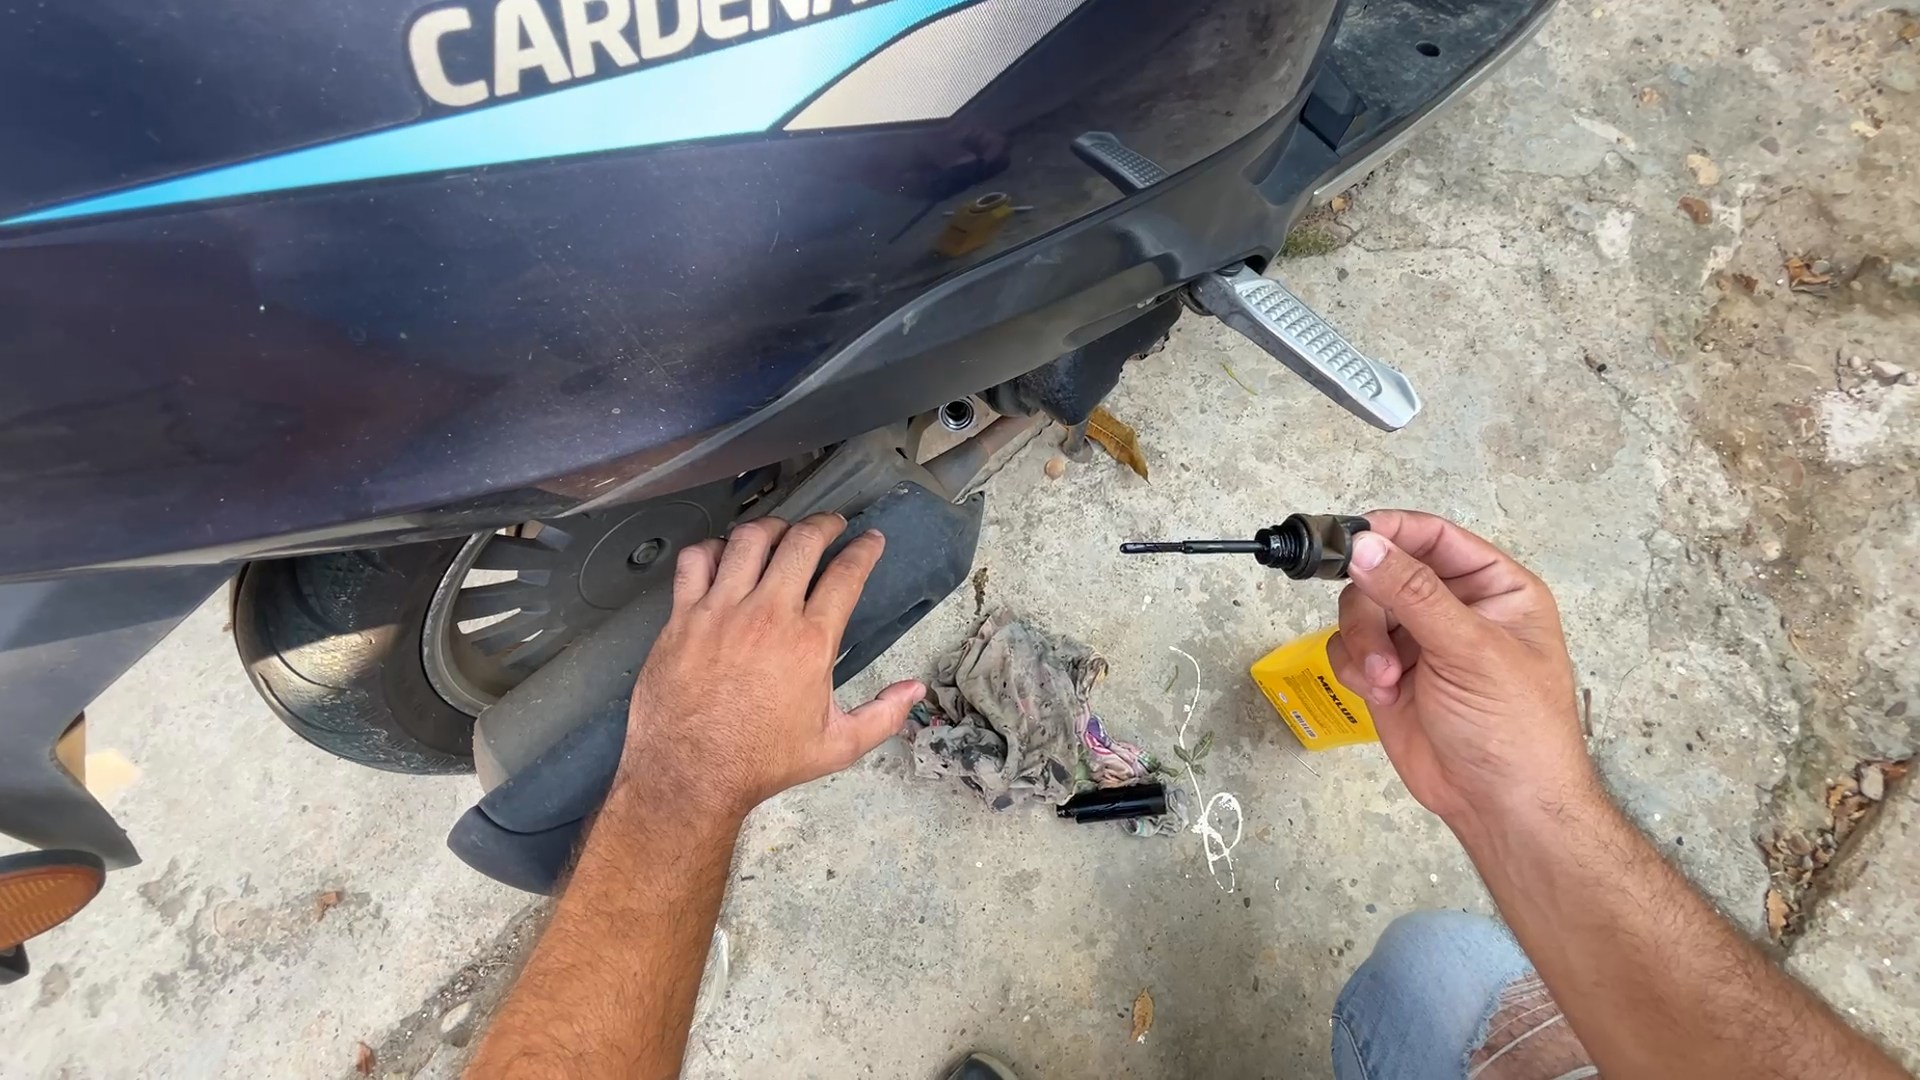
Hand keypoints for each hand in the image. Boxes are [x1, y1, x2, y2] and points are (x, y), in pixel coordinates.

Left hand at [619, 514, 924, 821]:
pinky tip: (725, 555)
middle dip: (824, 523)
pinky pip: (698, 560)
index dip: (864, 548)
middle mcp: (768, 615)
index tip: (871, 539)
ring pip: (750, 540)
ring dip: (773, 527)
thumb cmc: (762, 761)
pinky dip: (714, 548)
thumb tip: (915, 690)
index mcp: (810, 642)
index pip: (846, 574)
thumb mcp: (836, 746)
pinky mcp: (684, 616)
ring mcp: (722, 611)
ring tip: (782, 531)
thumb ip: (883, 715)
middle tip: (831, 524)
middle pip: (802, 542)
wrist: (690, 775)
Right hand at [1327, 511, 1596, 837]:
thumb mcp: (1468, 650)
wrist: (1496, 804)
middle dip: (1371, 612)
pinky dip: (1354, 669)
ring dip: (1363, 646)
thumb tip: (1362, 544)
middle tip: (1376, 646)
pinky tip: (1382, 695)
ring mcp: (1414, 638)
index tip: (1347, 540)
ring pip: (1357, 611)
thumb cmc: (1512, 727)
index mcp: (1491, 588)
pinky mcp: (1384, 669)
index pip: (1432, 537)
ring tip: (1384, 682)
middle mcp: (1449, 606)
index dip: (1389, 532)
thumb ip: (1411, 593)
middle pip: (1381, 574)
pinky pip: (1345, 647)